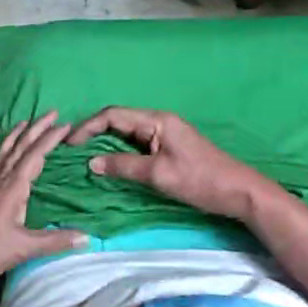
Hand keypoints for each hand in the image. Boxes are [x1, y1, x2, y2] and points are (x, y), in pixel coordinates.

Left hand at [0, 112, 85, 302]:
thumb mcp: (25, 248)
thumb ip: (56, 241)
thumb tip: (87, 237)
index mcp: (12, 189)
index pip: (34, 156)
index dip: (50, 139)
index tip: (66, 125)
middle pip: (18, 148)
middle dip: (35, 129)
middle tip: (51, 113)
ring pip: (2, 153)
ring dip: (15, 135)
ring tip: (24, 122)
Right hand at [67, 107, 277, 221]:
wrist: (239, 191)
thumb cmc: (200, 180)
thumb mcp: (159, 175)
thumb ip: (124, 166)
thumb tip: (91, 162)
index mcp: (157, 120)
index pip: (113, 115)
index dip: (88, 126)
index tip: (68, 143)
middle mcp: (159, 122)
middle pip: (119, 121)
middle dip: (93, 134)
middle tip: (70, 152)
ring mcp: (165, 136)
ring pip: (127, 135)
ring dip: (105, 145)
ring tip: (83, 159)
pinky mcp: (169, 150)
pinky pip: (138, 146)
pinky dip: (120, 154)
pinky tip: (109, 166)